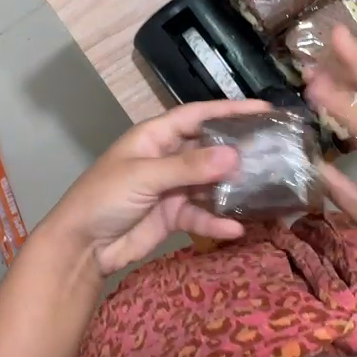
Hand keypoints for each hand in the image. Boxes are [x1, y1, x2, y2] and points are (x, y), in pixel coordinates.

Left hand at [42, 98, 274, 275]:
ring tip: (265, 190)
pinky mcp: (173, 217)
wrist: (81, 246)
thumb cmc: (104, 198)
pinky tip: (236, 228)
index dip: (229, 110)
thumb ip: (189, 167)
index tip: (264, 110)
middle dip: (238, 150)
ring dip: (233, 188)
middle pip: (209, 149)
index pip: (197, 115)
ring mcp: (171, 188)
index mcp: (155, 136)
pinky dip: (216, 221)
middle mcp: (166, 158)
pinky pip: (201, 215)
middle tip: (275, 151)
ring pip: (210, 184)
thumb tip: (234, 155)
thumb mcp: (145, 176)